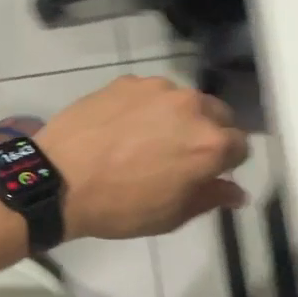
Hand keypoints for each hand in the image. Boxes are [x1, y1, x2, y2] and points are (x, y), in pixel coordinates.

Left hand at [34, 74, 248, 240]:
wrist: (57, 179)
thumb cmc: (118, 206)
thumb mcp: (170, 215)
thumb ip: (209, 198)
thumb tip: (236, 191)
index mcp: (211, 144)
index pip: (240, 146)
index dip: (225, 162)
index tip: (206, 173)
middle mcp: (192, 107)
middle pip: (217, 115)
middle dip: (207, 134)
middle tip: (177, 156)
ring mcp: (157, 89)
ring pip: (183, 101)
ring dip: (176, 117)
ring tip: (146, 139)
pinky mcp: (126, 81)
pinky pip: (149, 93)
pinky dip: (145, 107)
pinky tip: (123, 127)